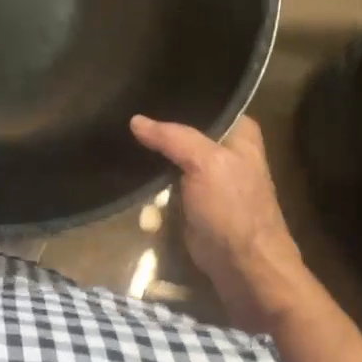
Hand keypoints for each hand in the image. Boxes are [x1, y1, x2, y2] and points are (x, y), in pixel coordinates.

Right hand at [130, 114, 314, 331]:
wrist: (244, 269)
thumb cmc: (234, 211)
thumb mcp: (206, 164)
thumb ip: (173, 137)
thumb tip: (135, 121)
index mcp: (240, 136)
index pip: (207, 104)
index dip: (179, 99)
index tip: (145, 92)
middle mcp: (226, 153)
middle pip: (185, 131)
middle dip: (158, 127)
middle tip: (122, 112)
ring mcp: (208, 179)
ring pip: (172, 157)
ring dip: (150, 155)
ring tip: (117, 137)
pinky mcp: (192, 203)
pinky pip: (165, 183)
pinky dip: (148, 180)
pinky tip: (126, 168)